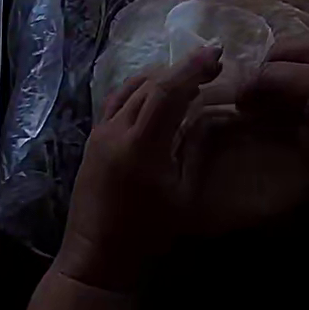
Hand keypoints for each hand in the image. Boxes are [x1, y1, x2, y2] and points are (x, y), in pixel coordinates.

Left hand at [56, 47, 221, 291]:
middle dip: (181, 70)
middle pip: (150, 84)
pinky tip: (154, 94)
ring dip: (158, 77)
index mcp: (142, 145)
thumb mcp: (184, 197)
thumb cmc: (148, 235)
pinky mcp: (93, 139)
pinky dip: (138, 89)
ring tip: (186, 77)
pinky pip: (115, 101)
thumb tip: (205, 117)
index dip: (192, 68)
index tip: (216, 52)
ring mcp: (100, 133)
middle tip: (210, 64)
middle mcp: (116, 130)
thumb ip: (195, 151)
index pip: (167, 91)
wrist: (97, 257)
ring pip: (130, 89)